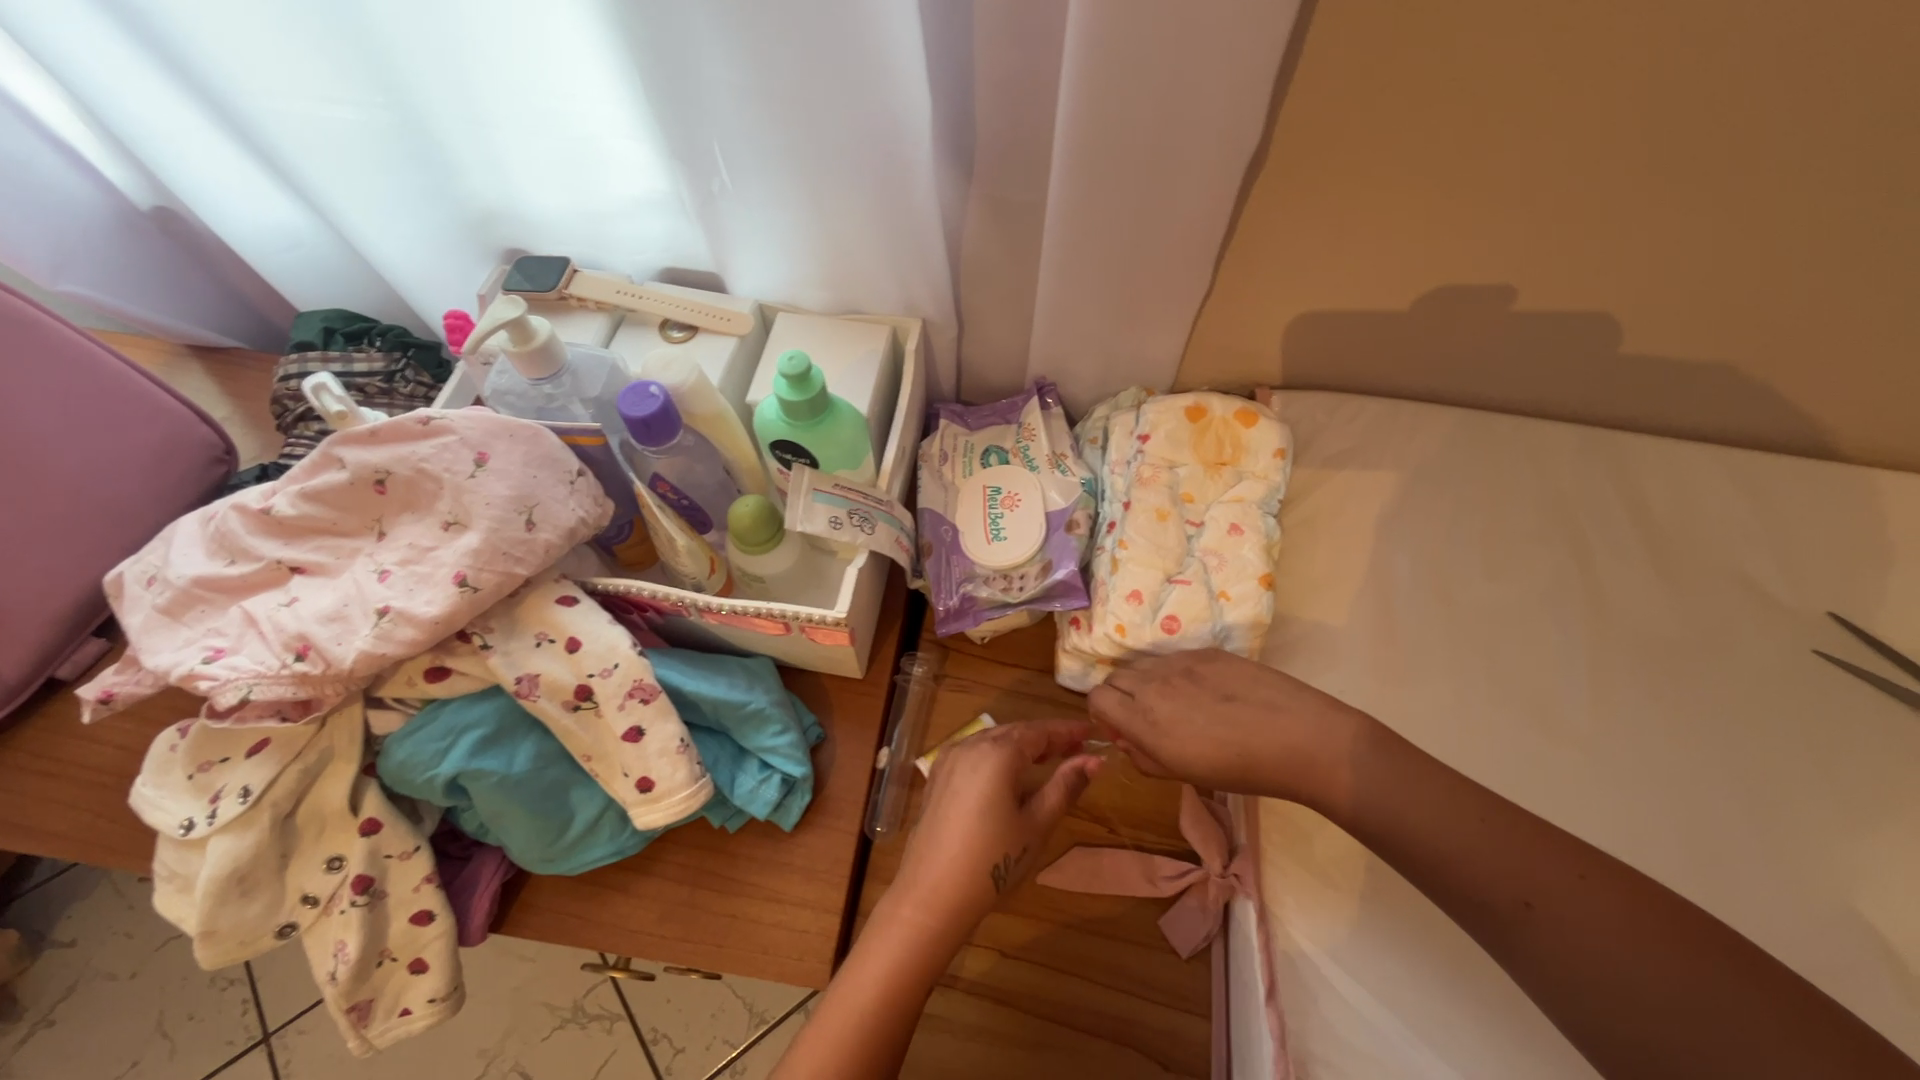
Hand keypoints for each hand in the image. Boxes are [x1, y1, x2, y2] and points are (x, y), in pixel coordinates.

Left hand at [887, 719, 1100, 942]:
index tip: (1091, 732)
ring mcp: (949, 759)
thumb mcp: (1037, 824)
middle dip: (1046, 737)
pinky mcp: (937, 777)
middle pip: (1015, 732)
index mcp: (997, 752)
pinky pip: (974, 754)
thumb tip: (1095, 760)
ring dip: (1022, 746)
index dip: (1067, 730)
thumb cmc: (993, 861)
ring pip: (993, 740)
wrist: (933, 893)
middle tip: (1077, 747)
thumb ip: (1065, 786)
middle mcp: (970, 745)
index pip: (1040, 731)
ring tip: (1049, 759)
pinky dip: (998, 756)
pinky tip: (1011, 775)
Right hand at [1087, 650, 1371, 807]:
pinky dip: (1177, 673)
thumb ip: (1143, 757)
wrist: (1299, 739)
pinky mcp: (1208, 651)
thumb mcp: (1181, 774)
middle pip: (1115, 677)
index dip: (1103, 714)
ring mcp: (1181, 662)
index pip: (1096, 698)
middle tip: (1148, 719)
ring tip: (1180, 705)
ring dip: (1147, 683)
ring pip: (1144, 664)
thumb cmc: (1239, 770)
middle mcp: (1154, 683)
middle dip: (1122, 697)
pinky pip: (1175, 658)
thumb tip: (1127, 740)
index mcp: (1143, 719)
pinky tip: (1209, 693)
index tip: (1123, 730)